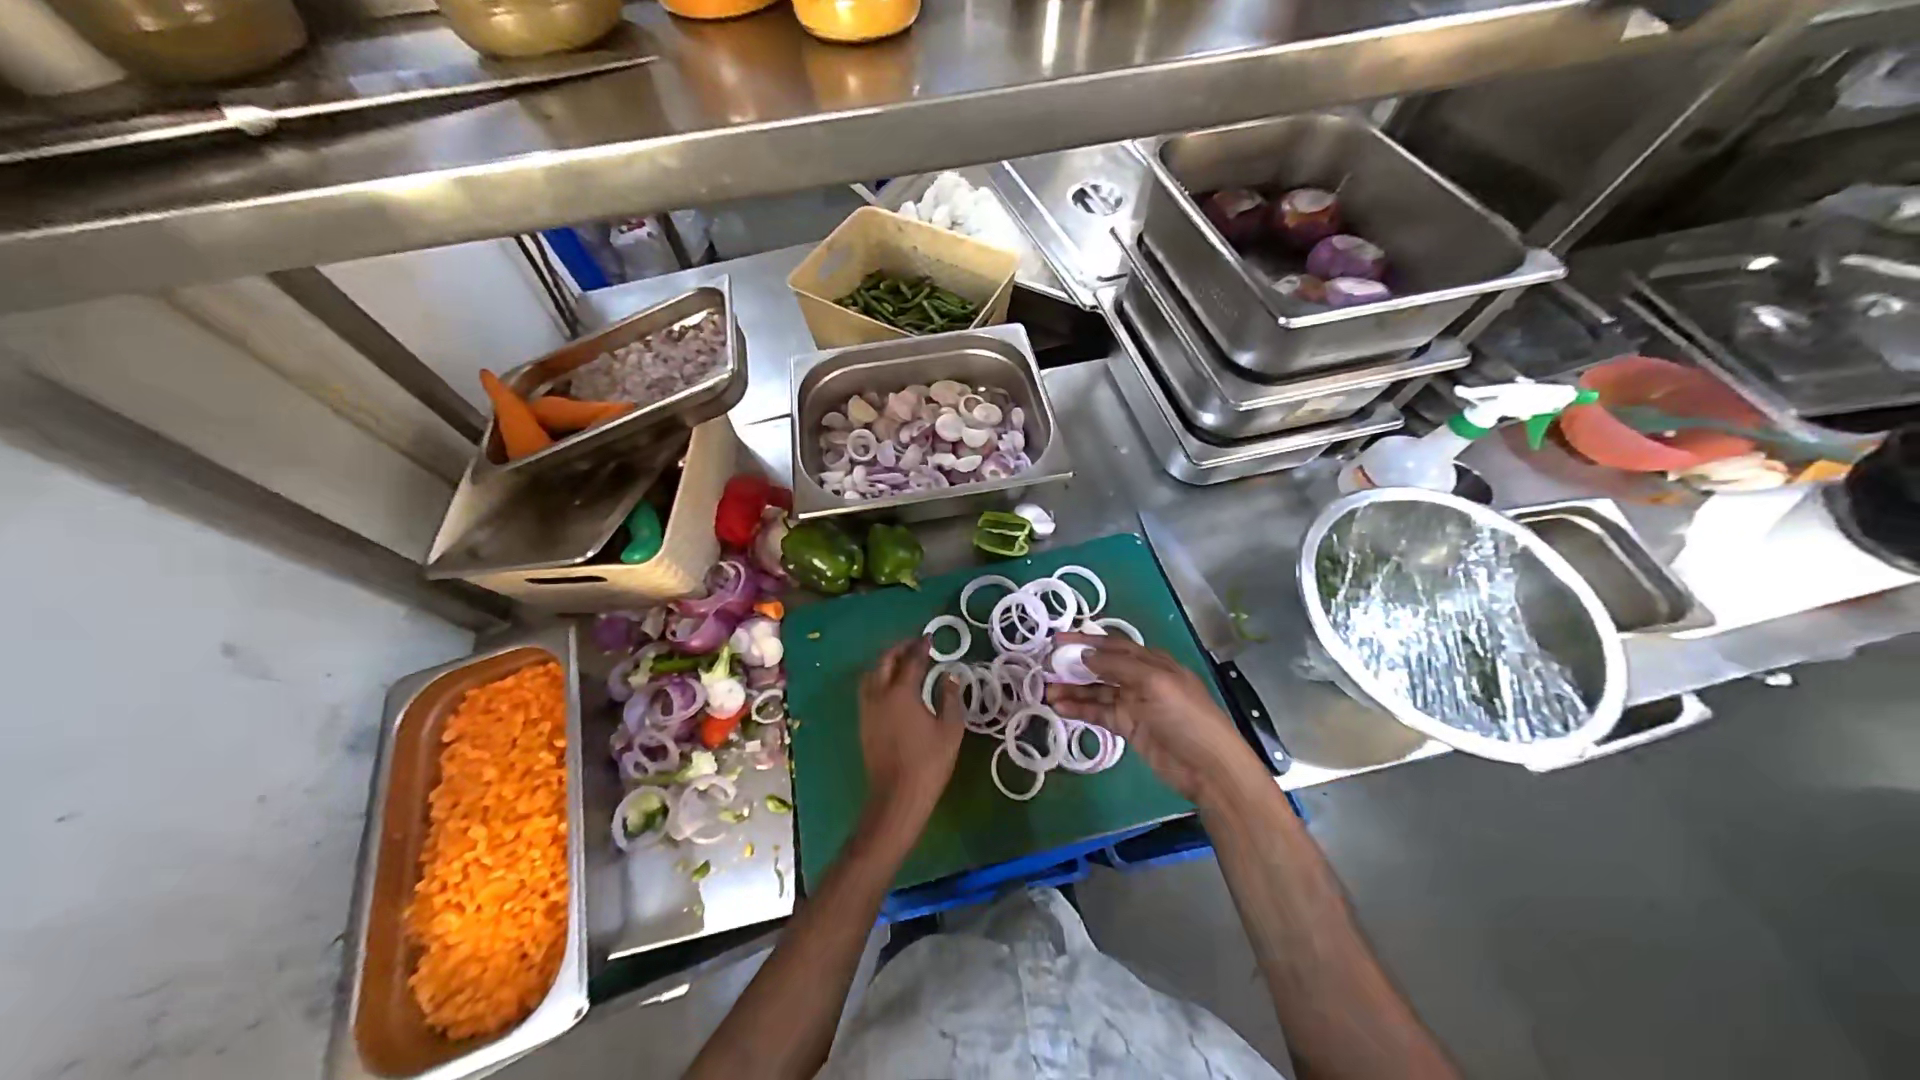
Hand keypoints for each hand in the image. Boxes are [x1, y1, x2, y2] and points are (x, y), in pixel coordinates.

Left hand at [858, 638, 965, 826]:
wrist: (897, 796)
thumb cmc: (929, 762)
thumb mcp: (950, 729)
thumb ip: (950, 698)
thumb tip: (950, 677)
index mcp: (901, 692)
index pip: (911, 661)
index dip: (921, 647)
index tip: (929, 638)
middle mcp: (879, 694)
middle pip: (885, 661)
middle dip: (899, 649)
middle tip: (915, 646)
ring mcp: (867, 709)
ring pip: (872, 674)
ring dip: (885, 662)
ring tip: (902, 662)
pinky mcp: (863, 723)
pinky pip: (868, 689)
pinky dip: (879, 678)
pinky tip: (892, 686)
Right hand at [1047, 633, 1264, 803]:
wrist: (1209, 768)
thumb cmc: (1186, 717)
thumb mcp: (1155, 683)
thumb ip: (1119, 666)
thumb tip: (1085, 654)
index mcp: (1153, 662)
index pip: (1114, 645)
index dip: (1086, 641)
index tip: (1058, 640)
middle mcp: (1141, 679)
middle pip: (1102, 667)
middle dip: (1075, 666)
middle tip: (1046, 665)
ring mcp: (1134, 704)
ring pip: (1097, 691)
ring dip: (1073, 690)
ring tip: (1046, 691)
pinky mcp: (1128, 727)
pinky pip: (1099, 713)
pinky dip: (1080, 709)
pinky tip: (1060, 708)